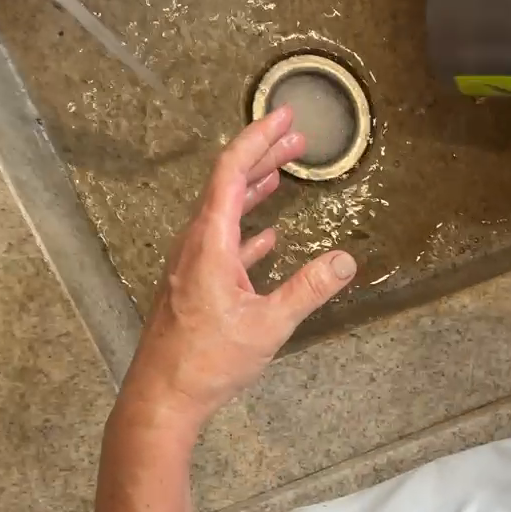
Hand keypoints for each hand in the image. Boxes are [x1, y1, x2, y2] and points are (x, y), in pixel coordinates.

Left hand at [115, 106, 356, 442]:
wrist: (163, 395)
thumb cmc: (209, 360)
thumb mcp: (268, 325)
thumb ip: (308, 290)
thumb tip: (347, 260)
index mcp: (210, 242)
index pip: (232, 172)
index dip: (259, 138)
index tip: (286, 116)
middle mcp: (197, 243)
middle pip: (229, 183)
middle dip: (262, 155)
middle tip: (295, 135)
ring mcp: (194, 263)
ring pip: (225, 211)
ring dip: (255, 189)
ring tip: (284, 172)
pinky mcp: (196, 284)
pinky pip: (223, 242)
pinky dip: (247, 229)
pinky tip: (268, 235)